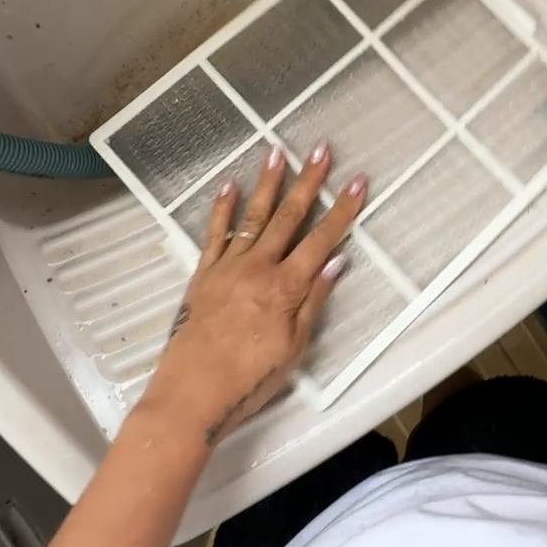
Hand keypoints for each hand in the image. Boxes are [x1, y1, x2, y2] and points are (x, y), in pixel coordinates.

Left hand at [139, 142, 365, 447]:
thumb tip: (336, 263)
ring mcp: (228, 267)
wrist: (189, 396)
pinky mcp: (203, 274)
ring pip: (253, 217)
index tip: (357, 182)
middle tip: (321, 150)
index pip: (322, 239)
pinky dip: (223, 209)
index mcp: (286, 287)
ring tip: (277, 152)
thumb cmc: (249, 379)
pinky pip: (215, 234)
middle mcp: (258, 268)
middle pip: (289, 217)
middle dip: (308, 181)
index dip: (343, 209)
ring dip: (268, 183)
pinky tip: (229, 186)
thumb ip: (314, 302)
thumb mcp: (294, 348)